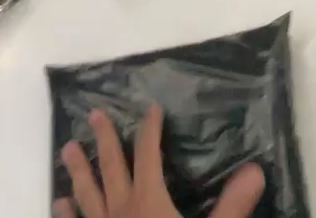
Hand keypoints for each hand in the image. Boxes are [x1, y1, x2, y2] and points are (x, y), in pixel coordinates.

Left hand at [55, 105, 265, 217]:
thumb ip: (232, 208)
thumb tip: (256, 170)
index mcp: (149, 202)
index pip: (149, 155)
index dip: (151, 130)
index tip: (152, 109)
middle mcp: (121, 212)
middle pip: (111, 168)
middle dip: (104, 140)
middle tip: (93, 115)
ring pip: (87, 195)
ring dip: (78, 170)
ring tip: (67, 148)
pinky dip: (66, 214)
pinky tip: (59, 202)